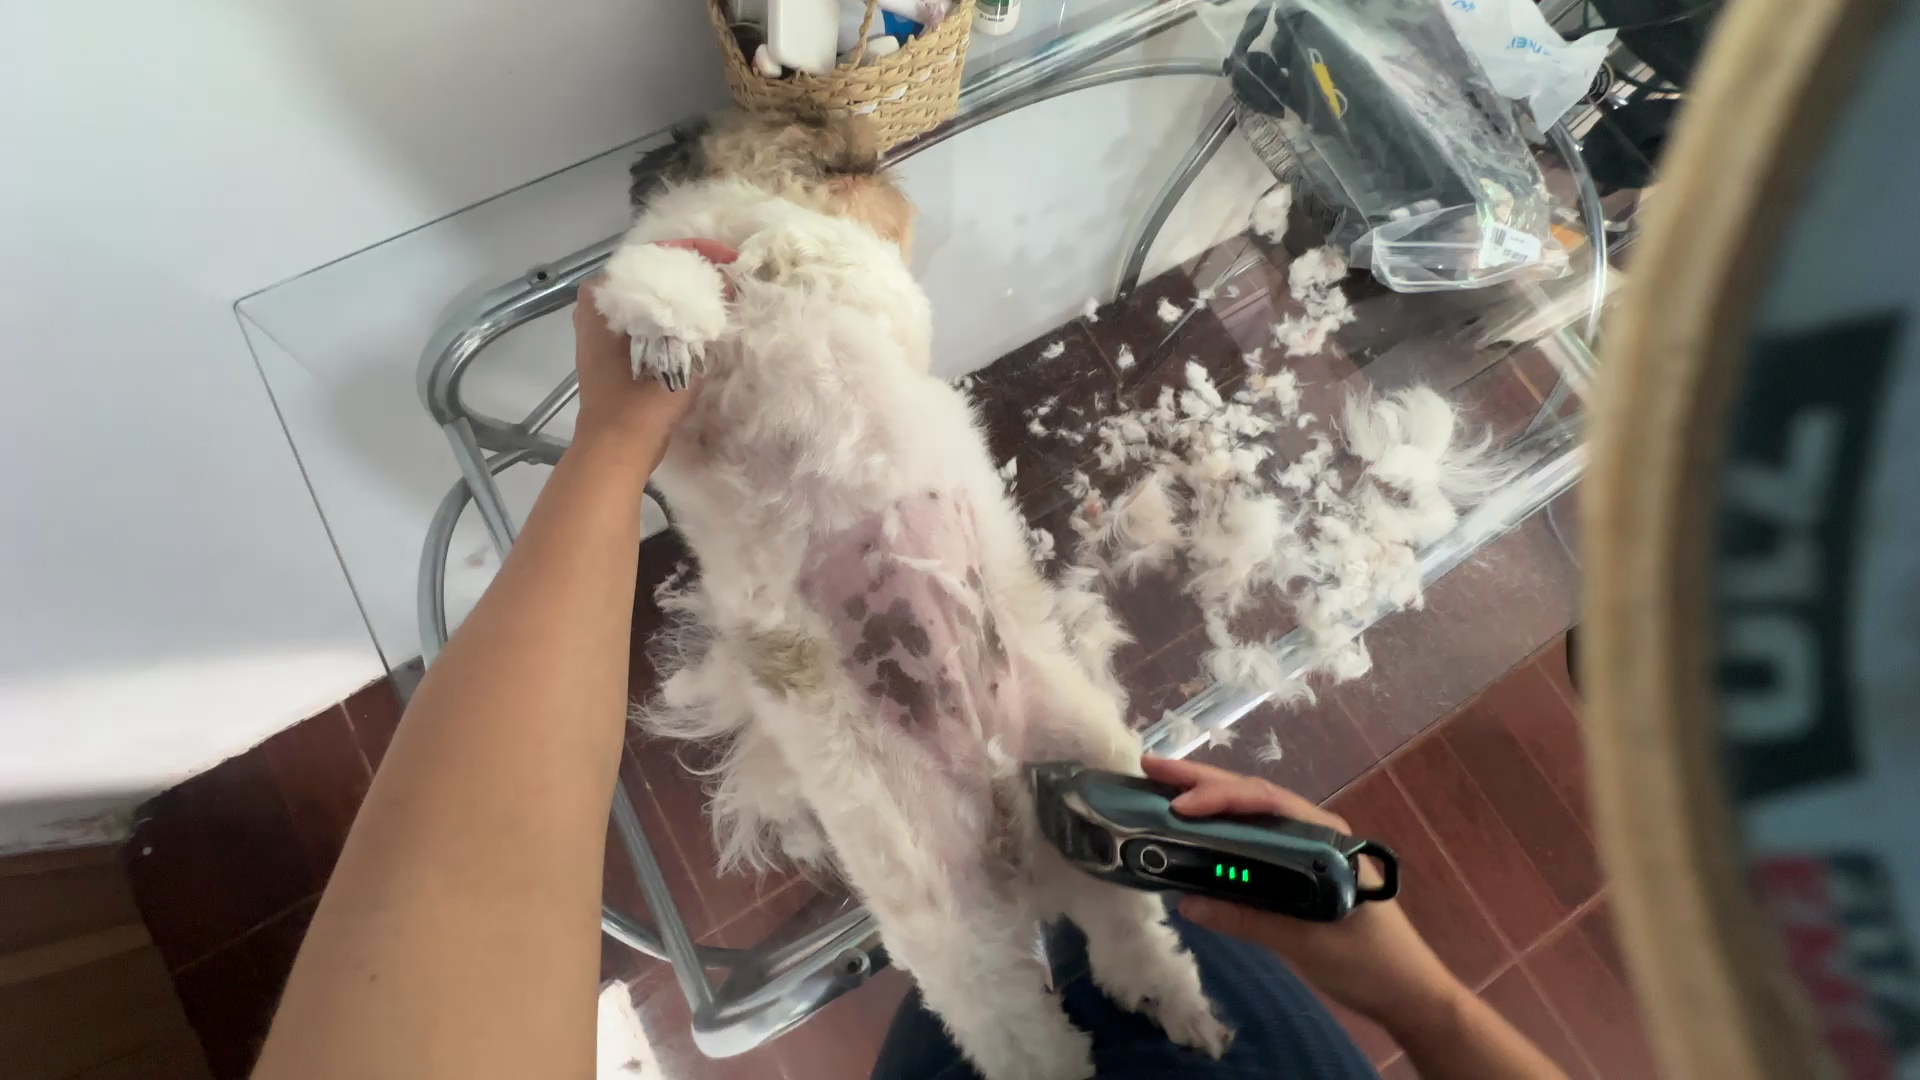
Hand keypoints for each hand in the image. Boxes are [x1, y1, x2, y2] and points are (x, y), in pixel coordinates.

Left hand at [572, 239, 737, 464]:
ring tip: (721, 298)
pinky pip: (648, 318)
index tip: (732, 259)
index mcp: (604, 294)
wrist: (617, 449)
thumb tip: (726, 283)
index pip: (655, 255)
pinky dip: (674, 317)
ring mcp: (602, 327)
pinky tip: (700, 325)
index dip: (698, 253)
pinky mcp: (613, 349)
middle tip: (731, 278)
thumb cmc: (642, 402)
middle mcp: (597, 304)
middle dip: (693, 274)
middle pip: (653, 274)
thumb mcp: (680, 353)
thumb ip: (700, 314)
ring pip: (651, 297)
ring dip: (684, 296)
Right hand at [1141, 756, 1468, 1029]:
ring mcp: (1301, 841)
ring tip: (1159, 782)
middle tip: (1151, 767)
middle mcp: (1311, 827)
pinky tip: (1187, 819)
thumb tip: (1187, 902)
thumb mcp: (1308, 942)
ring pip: (1245, 806)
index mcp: (1323, 835)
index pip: (1265, 802)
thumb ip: (1249, 919)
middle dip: (1199, 779)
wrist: (1410, 993)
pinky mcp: (1291, 860)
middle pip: (1249, 793)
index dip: (1220, 799)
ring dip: (1203, 792)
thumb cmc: (1369, 962)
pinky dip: (1214, 820)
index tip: (1181, 809)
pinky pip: (1247, 829)